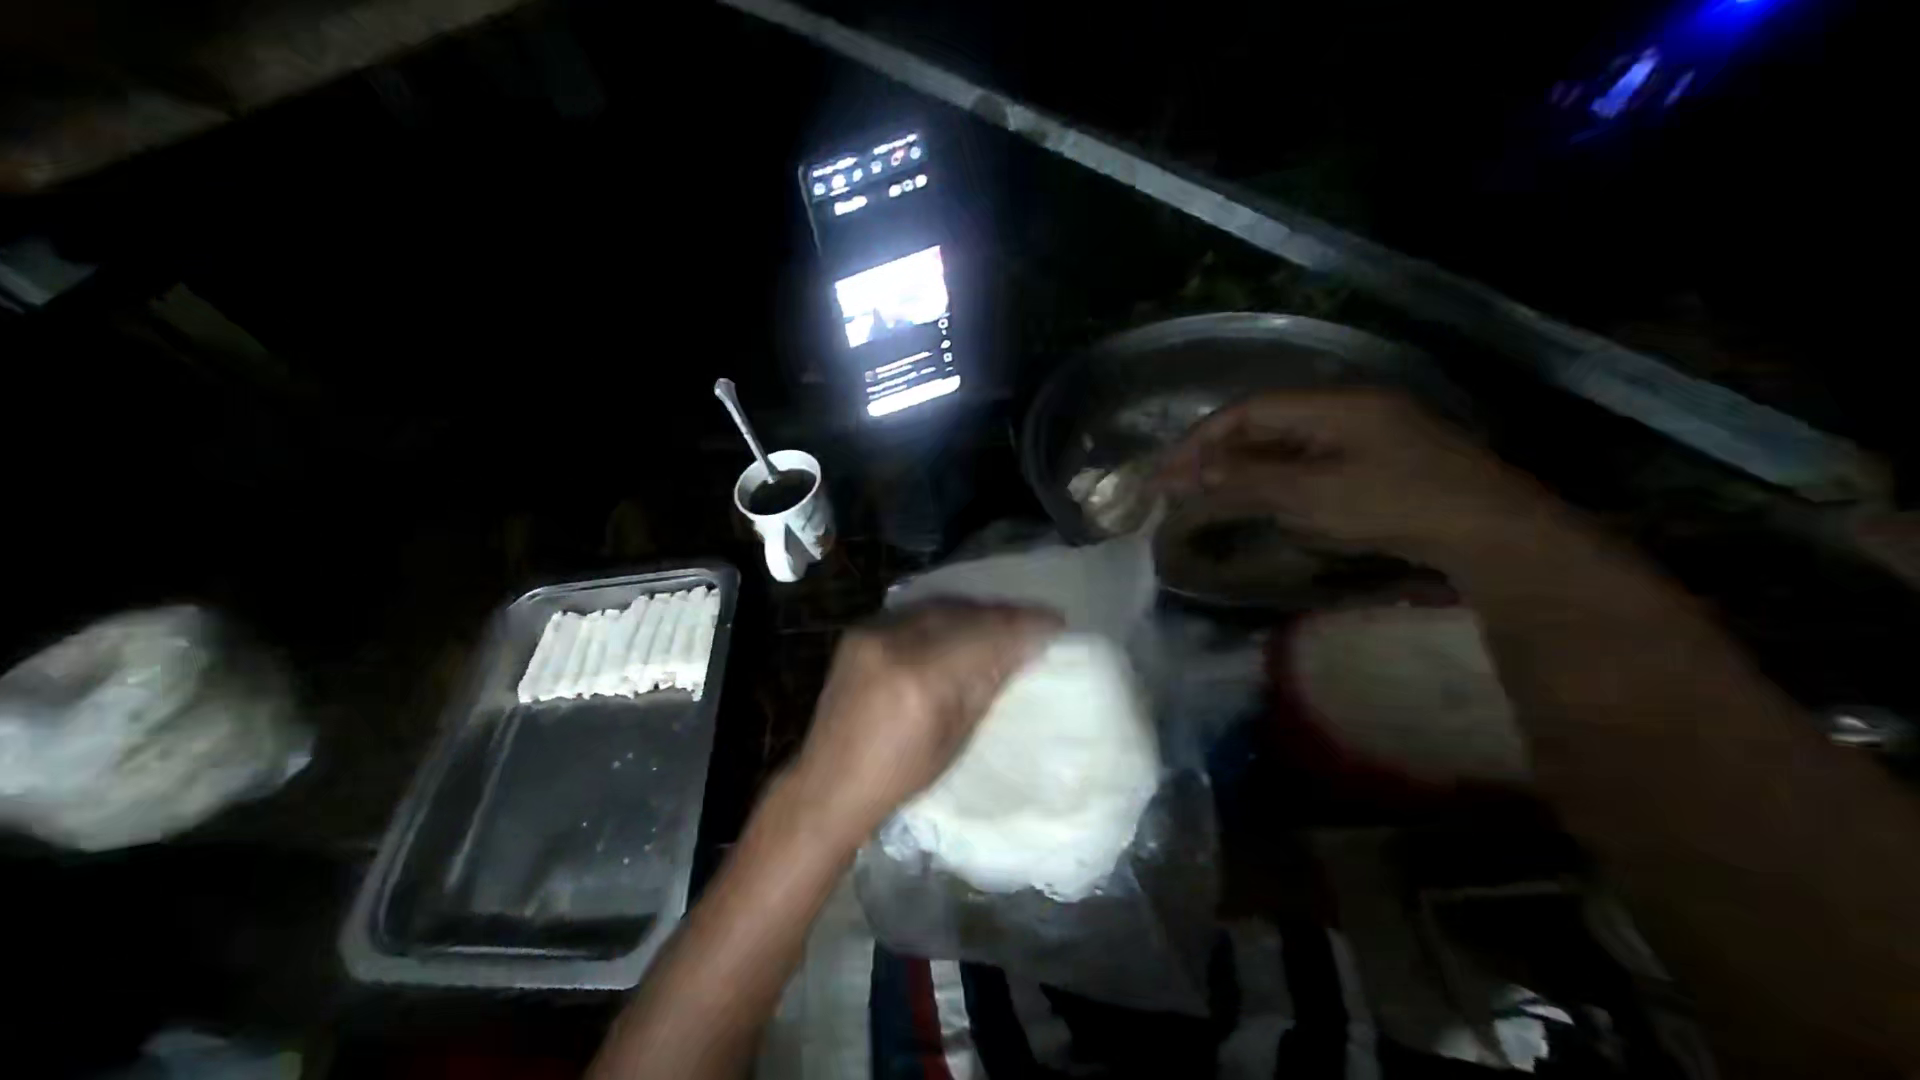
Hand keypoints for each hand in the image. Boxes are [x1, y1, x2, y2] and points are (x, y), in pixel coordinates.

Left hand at [788, 599, 1062, 840]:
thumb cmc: (900, 775)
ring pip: (939, 606)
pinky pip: (913, 612)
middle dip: (1002, 614)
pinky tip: (961, 625)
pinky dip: (943, 616)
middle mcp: (895, 642)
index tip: (1054, 622)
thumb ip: (988, 683)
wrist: (829, 782)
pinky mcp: (859, 631)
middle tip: (1031, 621)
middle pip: (963, 612)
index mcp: (922, 678)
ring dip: (974, 611)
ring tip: (1002, 621)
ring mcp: (872, 631)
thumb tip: (1025, 648)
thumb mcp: (956, 736)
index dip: (1024, 625)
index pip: (986, 635)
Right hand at [1156, 387, 1558, 564]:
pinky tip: (1265, 502)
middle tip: (1179, 486)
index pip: (1248, 411)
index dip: (1201, 439)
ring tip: (1210, 495)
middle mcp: (1347, 409)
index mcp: (1332, 404)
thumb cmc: (1396, 505)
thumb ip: (1250, 480)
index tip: (1167, 472)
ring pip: (1286, 444)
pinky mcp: (1379, 460)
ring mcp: (1367, 434)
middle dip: (1218, 454)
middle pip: (1264, 424)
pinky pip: (1310, 462)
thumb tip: (1194, 472)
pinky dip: (1277, 479)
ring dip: (1245, 468)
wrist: (1491, 532)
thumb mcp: (1313, 496)